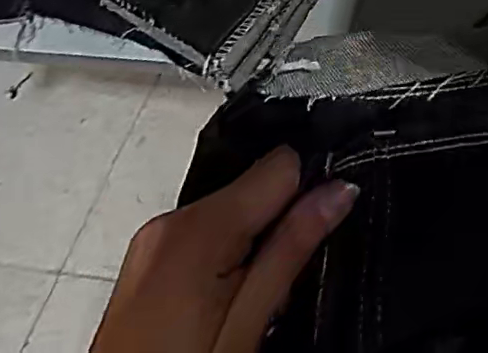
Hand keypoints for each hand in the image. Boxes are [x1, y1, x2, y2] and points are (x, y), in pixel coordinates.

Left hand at [92, 146, 358, 352]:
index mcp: (196, 229)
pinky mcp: (146, 261)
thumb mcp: (248, 325)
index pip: (283, 163)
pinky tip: (223, 300)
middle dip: (281, 220)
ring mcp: (152, 242)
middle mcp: (169, 222)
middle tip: (279, 281)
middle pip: (257, 184)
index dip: (310, 190)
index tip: (316, 229)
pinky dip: (229, 252)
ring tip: (249, 297)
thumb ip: (293, 247)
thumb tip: (340, 189)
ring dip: (255, 238)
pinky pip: (209, 230)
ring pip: (236, 207)